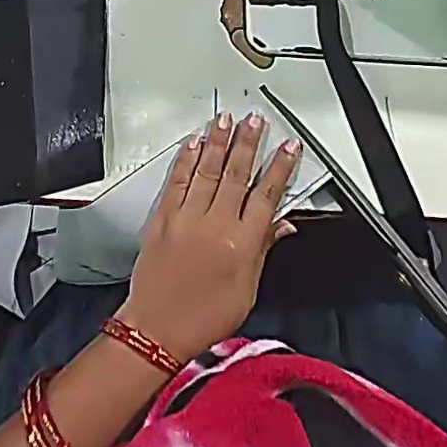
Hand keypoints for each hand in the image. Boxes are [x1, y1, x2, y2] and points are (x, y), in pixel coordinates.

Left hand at [115, 112, 299, 361]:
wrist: (158, 328)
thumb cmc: (204, 316)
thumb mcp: (247, 289)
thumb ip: (263, 249)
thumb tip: (281, 223)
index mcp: (242, 244)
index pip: (267, 196)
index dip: (280, 168)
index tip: (289, 148)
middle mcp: (215, 225)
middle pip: (237, 174)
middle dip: (248, 143)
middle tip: (255, 120)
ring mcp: (187, 218)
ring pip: (207, 170)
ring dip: (218, 142)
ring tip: (226, 119)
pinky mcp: (163, 217)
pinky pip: (177, 181)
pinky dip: (186, 160)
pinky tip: (194, 143)